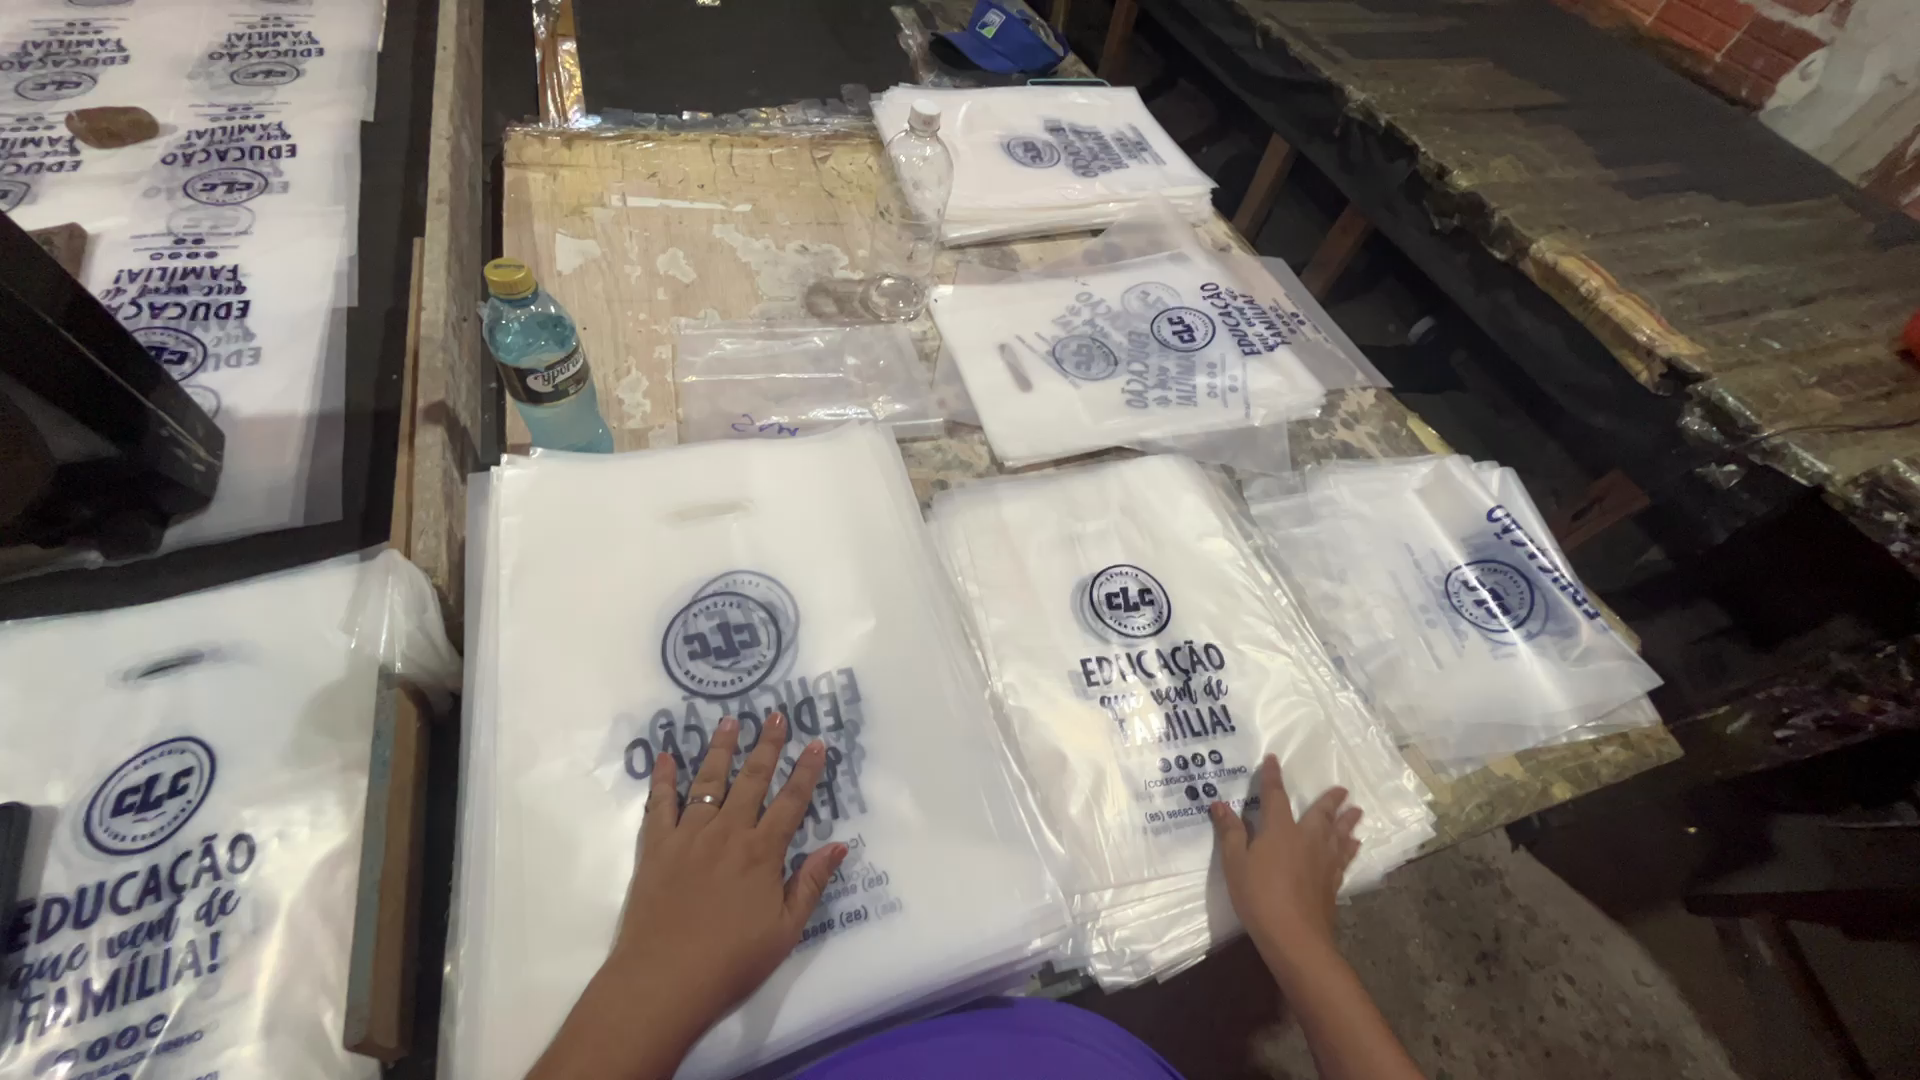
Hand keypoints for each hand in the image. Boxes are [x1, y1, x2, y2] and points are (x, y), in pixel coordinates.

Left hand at [527, 712, 846, 1079]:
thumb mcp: (786, 931)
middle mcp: (728, 833)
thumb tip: (839, 845)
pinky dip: (663, 779)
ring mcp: (689, 836)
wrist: (662, 982)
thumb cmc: (730, 962)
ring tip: (728, 721)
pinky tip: (664, 757)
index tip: (816, 742)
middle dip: (767, 745)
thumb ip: (811, 884)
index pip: (791, 802)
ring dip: (721, 749)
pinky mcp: (656, 848)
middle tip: (776, 715)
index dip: (806, 771)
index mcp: (762, 852)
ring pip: (709, 782)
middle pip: (752, 780)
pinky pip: (660, 804)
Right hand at [1210, 754, 1362, 965]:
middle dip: (1329, 800)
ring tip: (1356, 811)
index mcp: (1280, 830)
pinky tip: (1354, 846)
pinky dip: (1349, 848)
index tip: (1274, 759)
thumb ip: (1230, 832)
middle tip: (1342, 789)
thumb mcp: (1235, 863)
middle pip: (1320, 814)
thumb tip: (1220, 804)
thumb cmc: (1259, 896)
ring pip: (1338, 834)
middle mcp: (1307, 839)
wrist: (1295, 937)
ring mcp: (1324, 861)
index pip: (1275, 796)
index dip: (1273, 777)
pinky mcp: (1333, 882)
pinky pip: (1344, 857)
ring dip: (1347, 821)